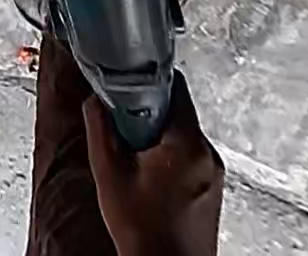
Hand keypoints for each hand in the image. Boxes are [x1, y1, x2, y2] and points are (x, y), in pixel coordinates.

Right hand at [84, 73, 223, 255]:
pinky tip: (142, 171)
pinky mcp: (209, 189)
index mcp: (188, 145)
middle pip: (174, 110)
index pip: (175, 88)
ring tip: (128, 153)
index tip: (122, 82)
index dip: (145, 78)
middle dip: (144, 110)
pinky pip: (185, 153)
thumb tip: (94, 97)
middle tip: (118, 124)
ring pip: (178, 132)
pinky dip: (163, 151)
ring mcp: (212, 174)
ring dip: (151, 132)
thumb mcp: (106, 168)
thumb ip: (98, 123)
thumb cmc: (141, 229)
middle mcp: (208, 156)